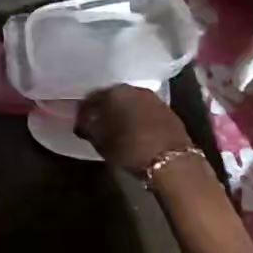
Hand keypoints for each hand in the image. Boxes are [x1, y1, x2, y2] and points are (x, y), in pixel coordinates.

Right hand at [75, 85, 194, 176]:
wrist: (172, 162)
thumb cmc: (130, 149)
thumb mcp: (100, 141)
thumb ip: (87, 126)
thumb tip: (82, 122)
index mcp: (114, 92)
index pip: (92, 97)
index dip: (83, 111)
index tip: (80, 123)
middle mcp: (134, 89)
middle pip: (113, 97)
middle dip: (104, 109)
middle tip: (96, 125)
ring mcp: (153, 99)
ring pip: (130, 102)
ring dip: (122, 113)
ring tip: (116, 129)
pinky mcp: (168, 111)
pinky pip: (145, 111)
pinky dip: (137, 118)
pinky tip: (134, 131)